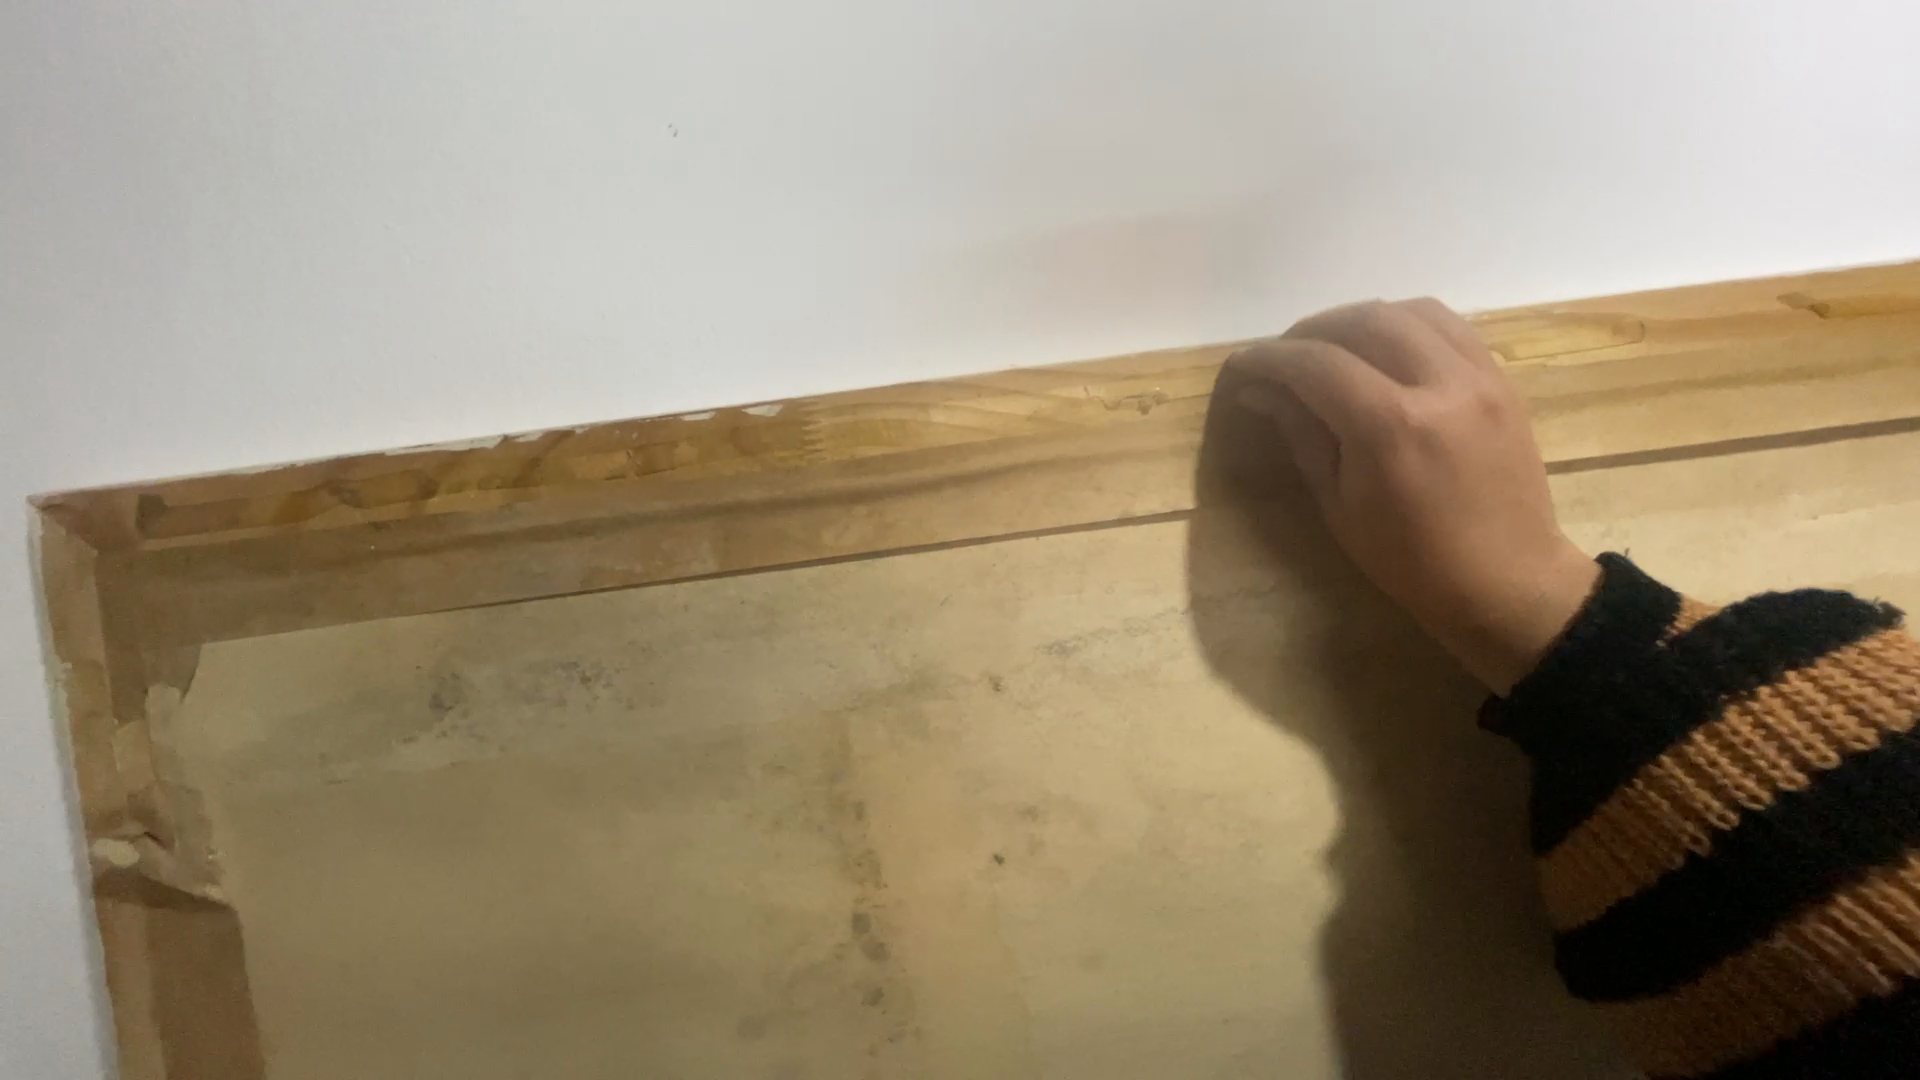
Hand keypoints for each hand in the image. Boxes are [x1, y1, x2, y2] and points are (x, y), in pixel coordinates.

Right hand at [1228, 298, 1598, 693]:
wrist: (1504, 579)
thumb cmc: (1406, 557)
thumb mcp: (1336, 502)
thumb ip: (1300, 433)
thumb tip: (1257, 391)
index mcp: (1391, 427)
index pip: (1317, 365)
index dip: (1269, 358)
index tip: (1239, 363)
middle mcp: (1440, 385)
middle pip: (1364, 321)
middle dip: (1310, 331)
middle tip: (1280, 355)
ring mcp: (1480, 376)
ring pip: (1411, 310)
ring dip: (1358, 319)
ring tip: (1328, 347)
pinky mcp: (1501, 380)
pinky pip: (1448, 326)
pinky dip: (1402, 325)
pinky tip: (1379, 351)